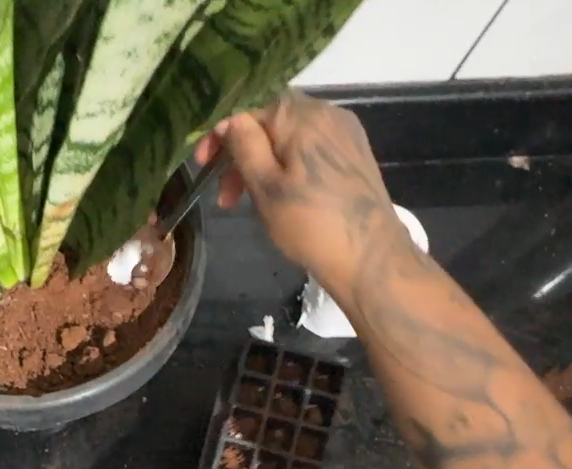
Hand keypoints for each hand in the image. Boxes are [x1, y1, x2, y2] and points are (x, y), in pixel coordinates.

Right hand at [194, 92, 407, 286]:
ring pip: (290, 139)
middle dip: (242, 156)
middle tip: (226, 199)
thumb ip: (245, 147)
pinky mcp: (353, 153)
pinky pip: (310, 150)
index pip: (250, 111)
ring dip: (264, 165)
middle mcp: (326, 112)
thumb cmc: (310, 224)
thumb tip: (230, 120)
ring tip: (253, 203)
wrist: (368, 255)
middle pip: (271, 124)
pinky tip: (284, 197)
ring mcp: (344, 132)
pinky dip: (288, 168)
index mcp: (301, 116)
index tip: (203, 167)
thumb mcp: (266, 188)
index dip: (222, 137)